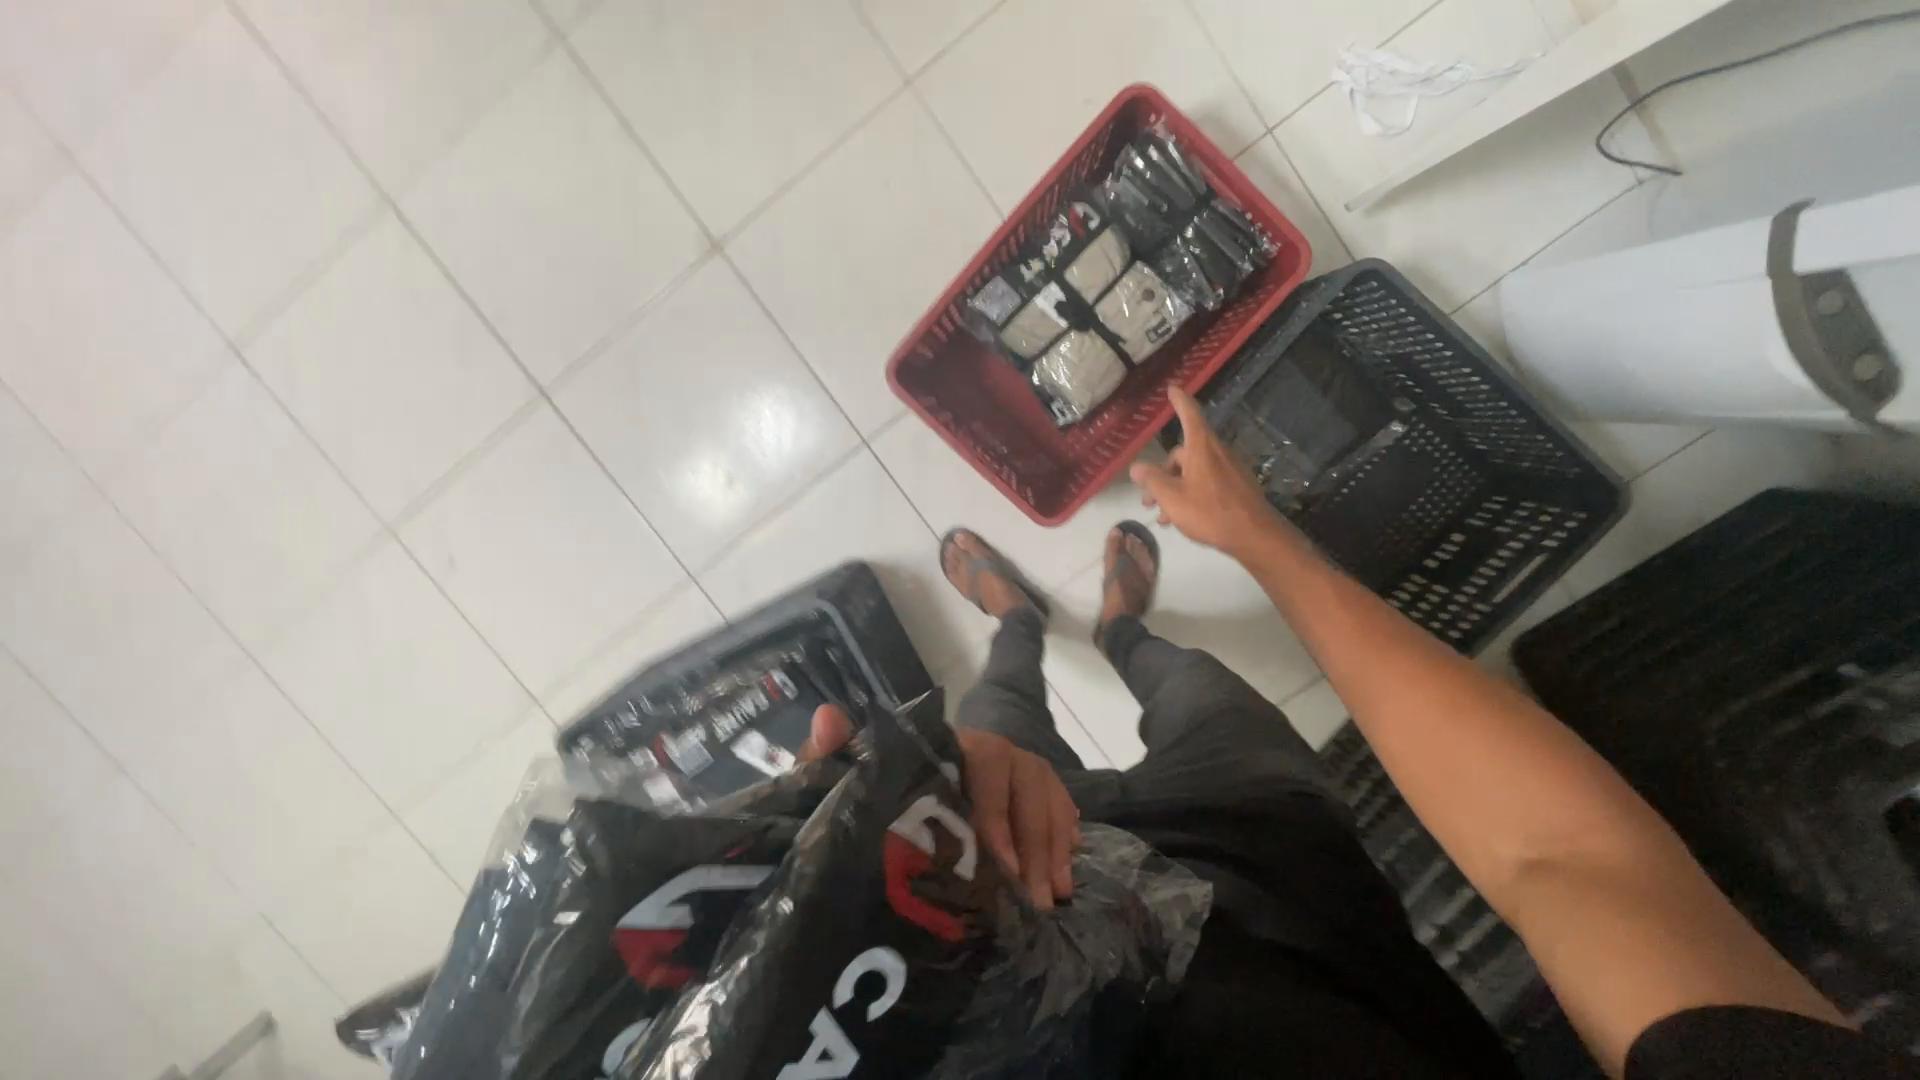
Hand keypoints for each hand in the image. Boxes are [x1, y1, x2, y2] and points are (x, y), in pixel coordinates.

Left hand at [799, 706, 1077, 909]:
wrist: (880, 789)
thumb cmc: (864, 788)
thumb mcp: (842, 777)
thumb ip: (832, 754)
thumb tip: (828, 717)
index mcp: (947, 744)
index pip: (984, 765)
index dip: (995, 812)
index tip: (999, 864)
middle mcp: (985, 749)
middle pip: (1024, 783)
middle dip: (1033, 843)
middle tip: (1035, 900)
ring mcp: (1010, 765)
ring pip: (1044, 793)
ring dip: (1054, 844)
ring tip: (1056, 897)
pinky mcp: (1024, 785)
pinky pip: (1057, 799)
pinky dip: (1065, 828)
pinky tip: (1071, 863)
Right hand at [1130, 386, 1283, 555]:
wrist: (1254, 536)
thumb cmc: (1210, 512)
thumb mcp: (1172, 498)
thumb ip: (1152, 481)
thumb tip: (1137, 467)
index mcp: (1201, 448)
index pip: (1189, 415)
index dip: (1179, 401)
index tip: (1172, 388)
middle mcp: (1216, 453)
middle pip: (1183, 453)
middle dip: (1162, 473)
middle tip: (1147, 499)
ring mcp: (1229, 470)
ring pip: (1193, 472)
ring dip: (1174, 489)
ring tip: (1162, 515)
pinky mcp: (1236, 487)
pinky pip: (1206, 483)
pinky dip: (1190, 494)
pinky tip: (1181, 519)